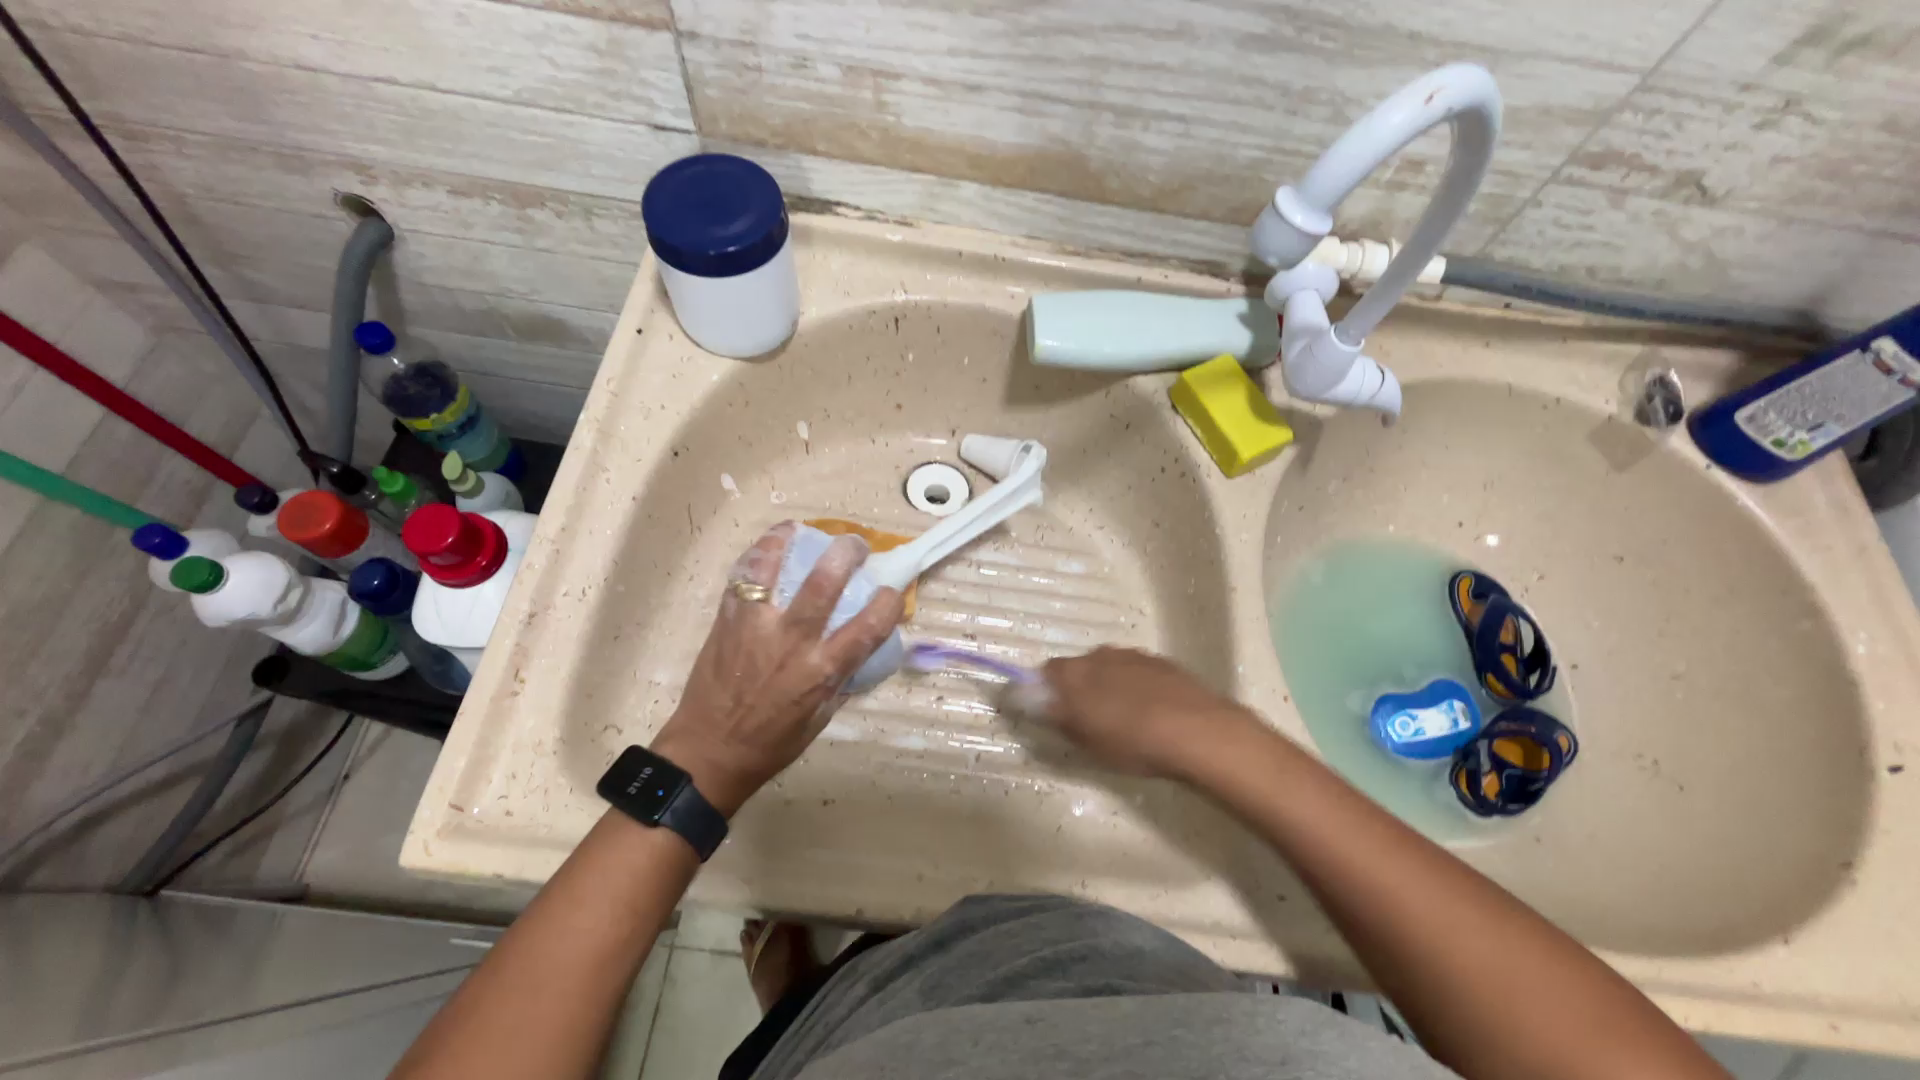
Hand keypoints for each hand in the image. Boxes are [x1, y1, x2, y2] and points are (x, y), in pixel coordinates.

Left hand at [650, 522, 904, 815]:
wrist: (709, 753)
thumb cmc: (771, 744)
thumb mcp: (820, 719)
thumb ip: (840, 681)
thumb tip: (859, 653)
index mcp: (821, 671)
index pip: (869, 627)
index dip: (889, 602)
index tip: (892, 592)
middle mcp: (792, 642)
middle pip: (824, 582)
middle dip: (846, 553)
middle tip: (855, 544)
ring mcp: (755, 627)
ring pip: (773, 568)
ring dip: (791, 541)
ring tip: (801, 529)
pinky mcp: (727, 621)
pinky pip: (741, 578)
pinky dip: (756, 557)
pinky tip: (767, 547)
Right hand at [1039, 647, 1265, 779]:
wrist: (1199, 731)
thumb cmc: (1133, 740)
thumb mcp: (1086, 739)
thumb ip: (1055, 716)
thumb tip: (1029, 700)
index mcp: (1076, 672)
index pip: (1043, 673)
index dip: (1041, 692)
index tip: (1046, 713)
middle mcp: (1101, 655)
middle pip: (1076, 668)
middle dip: (1075, 689)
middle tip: (1082, 721)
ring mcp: (1135, 656)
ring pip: (1108, 668)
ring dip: (1106, 687)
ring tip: (1119, 719)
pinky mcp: (1163, 663)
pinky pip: (1135, 673)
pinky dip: (1133, 687)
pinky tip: (1148, 712)